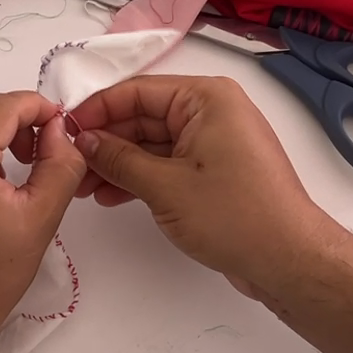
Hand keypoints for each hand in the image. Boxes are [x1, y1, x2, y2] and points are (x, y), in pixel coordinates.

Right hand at [67, 75, 344, 292]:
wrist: (289, 261)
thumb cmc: (232, 215)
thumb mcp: (164, 186)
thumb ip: (118, 158)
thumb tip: (83, 140)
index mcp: (205, 98)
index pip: (136, 91)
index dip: (96, 110)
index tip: (63, 131)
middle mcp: (211, 111)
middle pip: (142, 116)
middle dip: (104, 142)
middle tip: (70, 166)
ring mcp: (214, 141)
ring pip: (151, 142)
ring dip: (117, 163)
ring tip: (83, 187)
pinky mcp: (214, 170)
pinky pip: (167, 162)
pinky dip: (139, 177)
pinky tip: (111, 195)